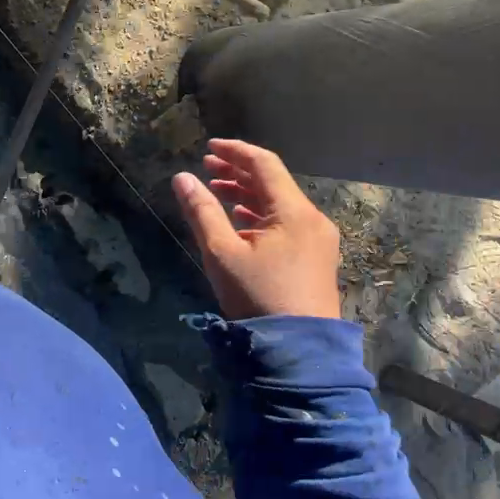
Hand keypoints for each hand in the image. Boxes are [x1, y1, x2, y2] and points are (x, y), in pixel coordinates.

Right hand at [174, 139, 340, 319]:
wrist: (300, 351)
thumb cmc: (258, 297)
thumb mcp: (222, 253)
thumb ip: (201, 211)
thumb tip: (182, 177)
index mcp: (294, 212)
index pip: (264, 164)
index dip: (235, 151)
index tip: (208, 147)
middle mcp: (312, 219)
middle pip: (273, 181)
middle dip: (238, 170)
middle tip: (206, 166)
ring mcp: (317, 240)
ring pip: (279, 202)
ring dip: (246, 192)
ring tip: (216, 189)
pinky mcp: (315, 258)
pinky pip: (286, 221)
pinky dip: (259, 212)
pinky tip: (238, 218)